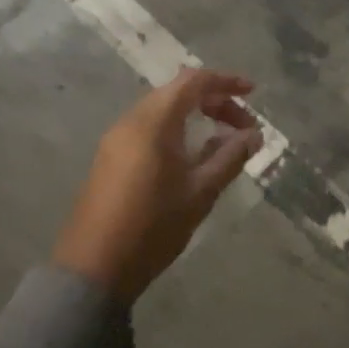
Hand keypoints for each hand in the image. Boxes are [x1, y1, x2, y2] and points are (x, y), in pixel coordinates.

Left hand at [53, 69, 263, 302]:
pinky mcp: (110, 159)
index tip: (252, 93)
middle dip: (214, 102)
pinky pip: (149, 130)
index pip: (193, 82)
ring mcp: (116, 140)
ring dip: (195, 118)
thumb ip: (230, 157)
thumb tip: (252, 135)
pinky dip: (176, 132)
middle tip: (243, 127)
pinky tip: (192, 158)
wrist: (95, 266)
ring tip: (223, 144)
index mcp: (153, 123)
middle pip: (177, 93)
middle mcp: (131, 122)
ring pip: (162, 111)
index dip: (225, 81)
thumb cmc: (153, 225)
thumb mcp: (201, 192)